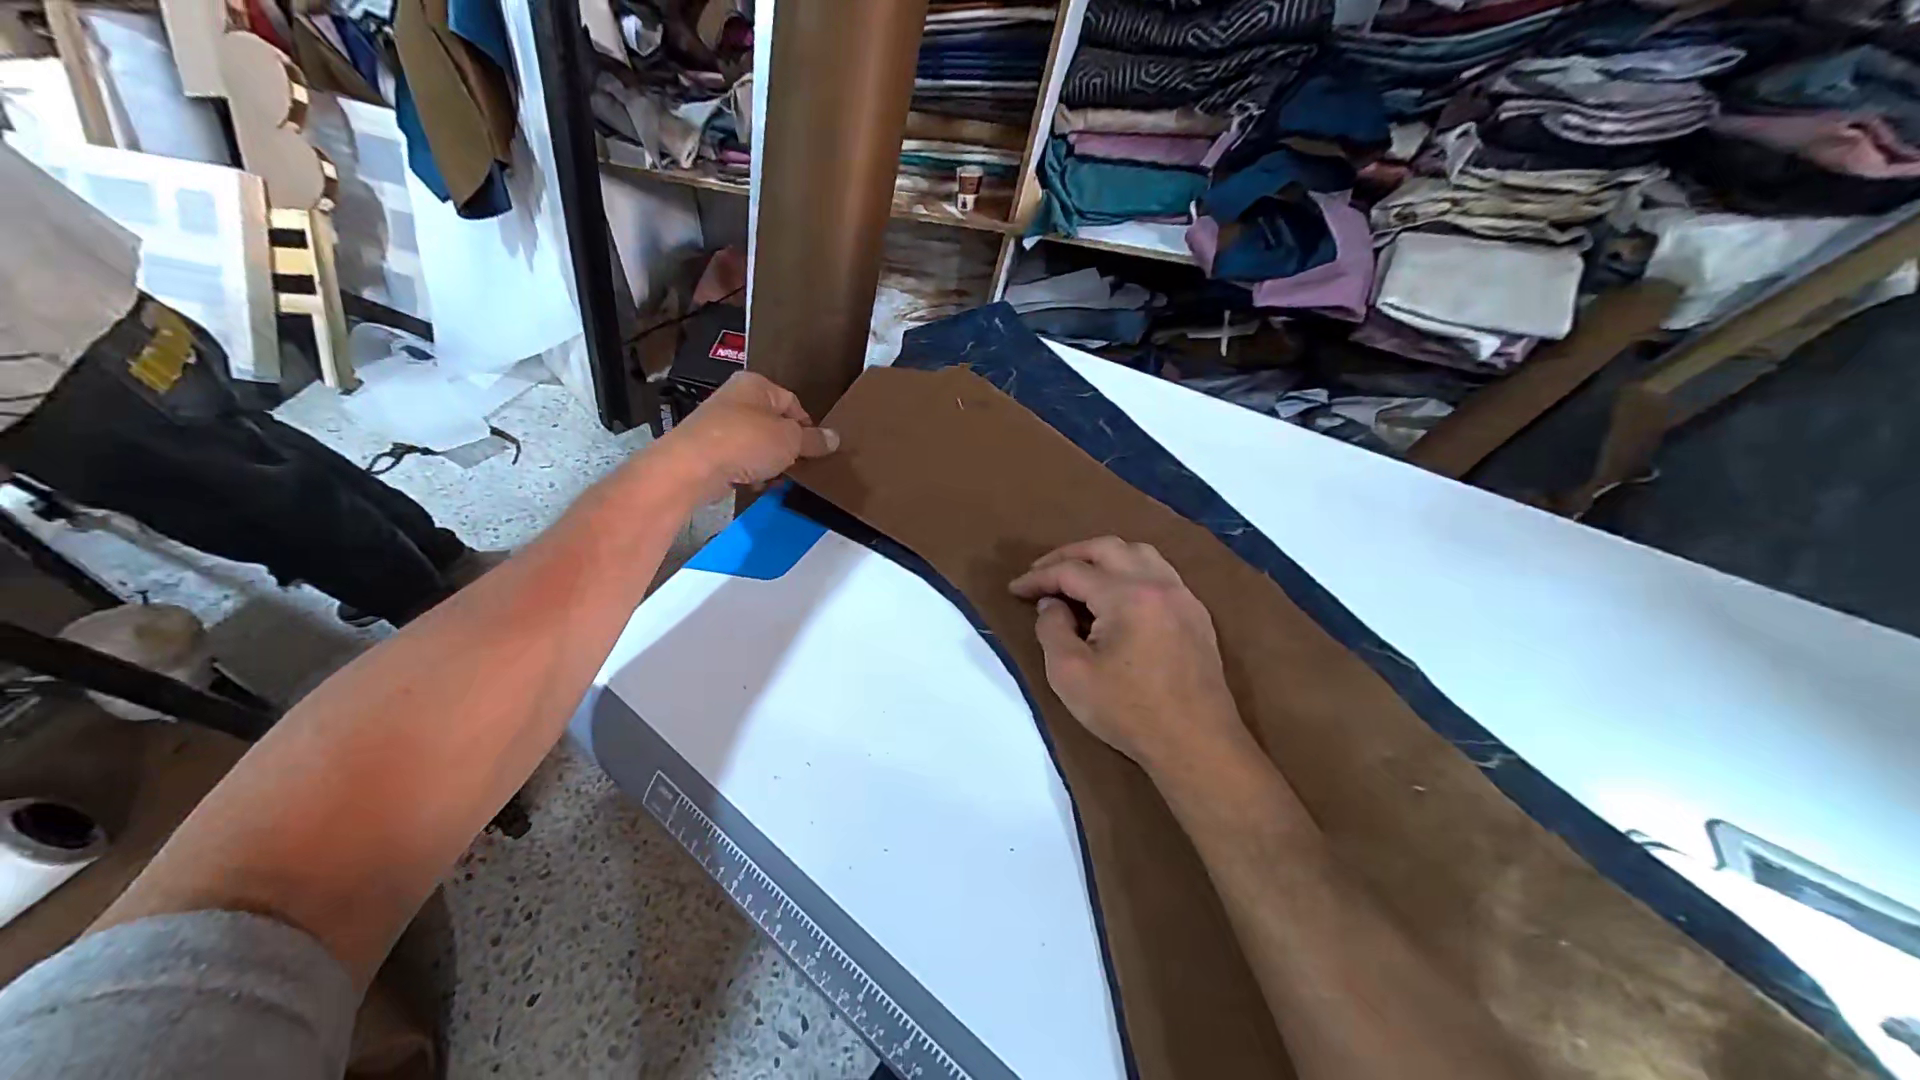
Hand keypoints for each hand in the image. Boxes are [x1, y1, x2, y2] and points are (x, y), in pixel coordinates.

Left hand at [655, 372, 837, 498]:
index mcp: (756, 384)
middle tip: (799, 466)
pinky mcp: (707, 449)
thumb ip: (814, 440)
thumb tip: (835, 438)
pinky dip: (750, 472)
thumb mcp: (791, 440)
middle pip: (773, 424)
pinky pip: (739, 459)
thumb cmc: (747, 441)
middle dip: (787, 447)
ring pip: (756, 444)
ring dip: (770, 463)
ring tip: (778, 479)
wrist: (693, 466)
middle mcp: (735, 398)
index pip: (793, 403)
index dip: (808, 427)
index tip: (816, 449)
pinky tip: (756, 485)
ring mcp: (718, 424)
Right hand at [1008, 538, 1252, 780]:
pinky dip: (1130, 570)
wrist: (1196, 745)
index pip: (1072, 571)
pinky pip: (1160, 572)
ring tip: (1078, 576)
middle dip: (1068, 555)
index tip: (1015, 589)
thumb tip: (1052, 604)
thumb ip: (1051, 629)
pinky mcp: (1196, 614)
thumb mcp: (1069, 675)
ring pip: (1139, 553)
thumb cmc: (1128, 713)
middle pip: (1107, 548)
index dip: (1038, 578)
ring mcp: (1183, 597)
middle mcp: (1158, 584)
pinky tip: (1117, 593)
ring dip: (1103, 557)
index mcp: (1127, 596)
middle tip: (1041, 574)